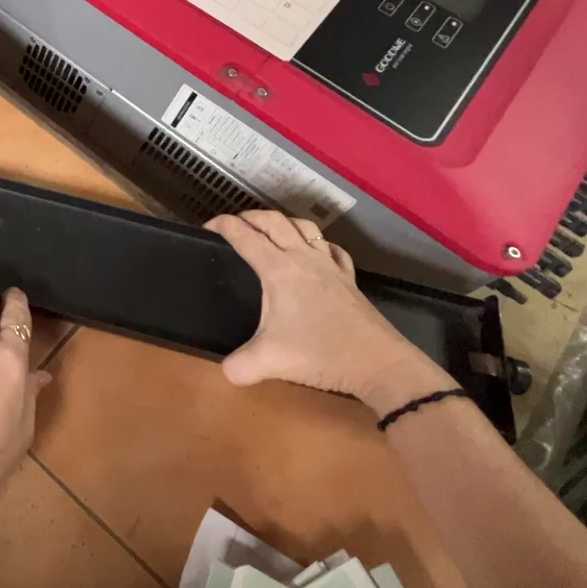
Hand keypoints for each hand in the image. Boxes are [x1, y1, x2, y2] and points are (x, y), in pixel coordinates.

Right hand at [206, 211, 452, 414]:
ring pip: (304, 227)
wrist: (379, 364)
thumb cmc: (321, 354)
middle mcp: (303, 259)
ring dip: (283, 222)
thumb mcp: (269, 363)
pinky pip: (331, 248)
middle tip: (233, 227)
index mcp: (279, 270)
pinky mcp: (348, 279)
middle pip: (273, 220)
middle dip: (249, 217)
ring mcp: (329, 267)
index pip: (245, 235)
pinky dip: (317, 243)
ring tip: (270, 233)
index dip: (222, 225)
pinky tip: (314, 254)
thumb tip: (226, 371)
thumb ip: (238, 366)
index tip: (207, 229)